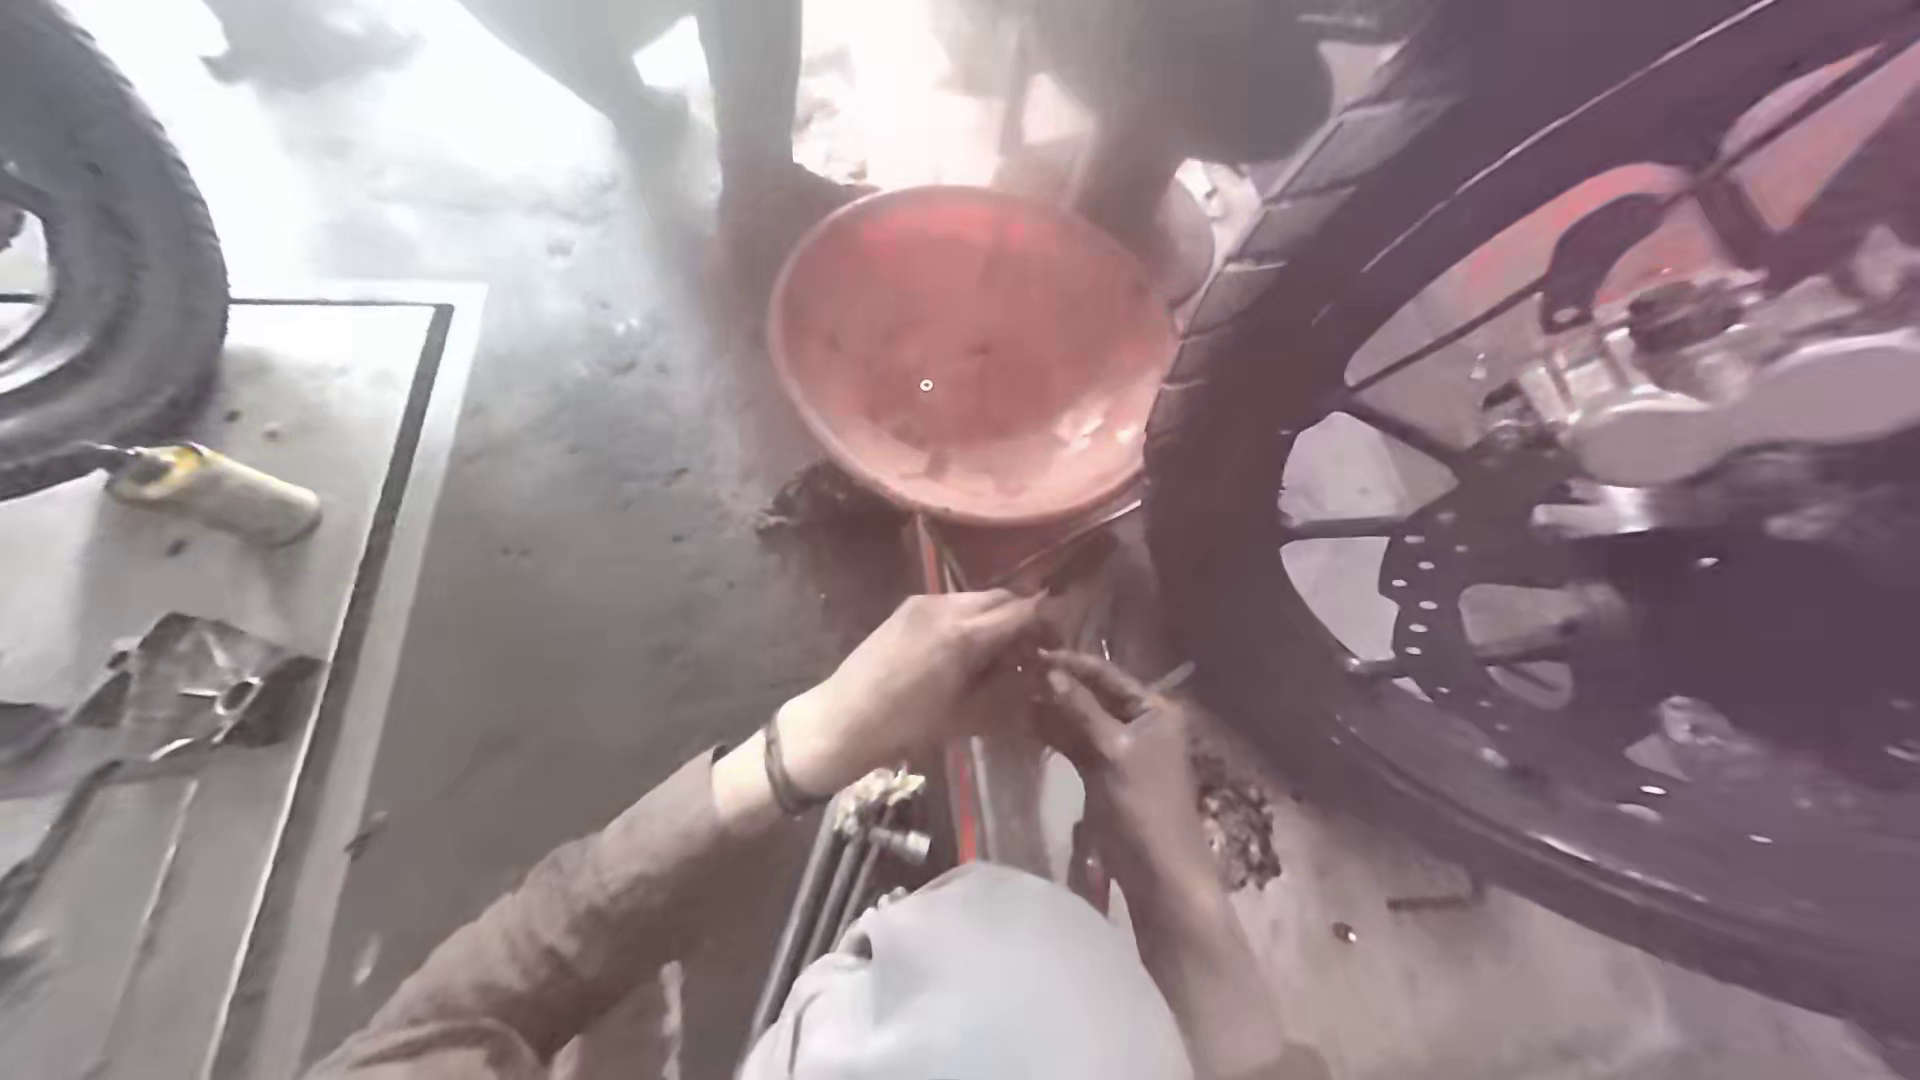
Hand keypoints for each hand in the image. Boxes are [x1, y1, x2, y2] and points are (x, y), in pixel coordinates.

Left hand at [776, 590, 1043, 793]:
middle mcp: (946, 605)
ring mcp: (923, 601)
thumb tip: (1038, 670)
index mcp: (964, 633)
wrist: (842, 719)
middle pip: (1002, 597)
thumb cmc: (907, 727)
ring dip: (996, 616)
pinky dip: (970, 618)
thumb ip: (1009, 688)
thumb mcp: (968, 715)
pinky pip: (952, 603)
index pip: (1022, 610)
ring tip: (999, 650)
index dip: (1046, 622)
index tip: (1056, 642)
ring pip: (977, 598)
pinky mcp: (908, 605)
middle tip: (1031, 648)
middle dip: (1022, 617)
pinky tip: (967, 646)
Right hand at [1035, 650, 1214, 903]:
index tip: (1035, 652)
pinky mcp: (1099, 768)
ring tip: (1015, 691)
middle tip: (1019, 670)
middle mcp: (1136, 720)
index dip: (1072, 663)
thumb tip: (1048, 671)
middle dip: (1059, 685)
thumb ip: (1081, 709)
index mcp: (1152, 709)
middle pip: (1092, 694)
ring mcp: (1116, 745)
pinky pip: (1073, 741)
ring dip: (1052, 707)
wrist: (1158, 872)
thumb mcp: (1113, 750)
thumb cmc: (1144, 804)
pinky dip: (1053, 733)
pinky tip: (1025, 721)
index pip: (1107, 674)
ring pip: (1079, 717)